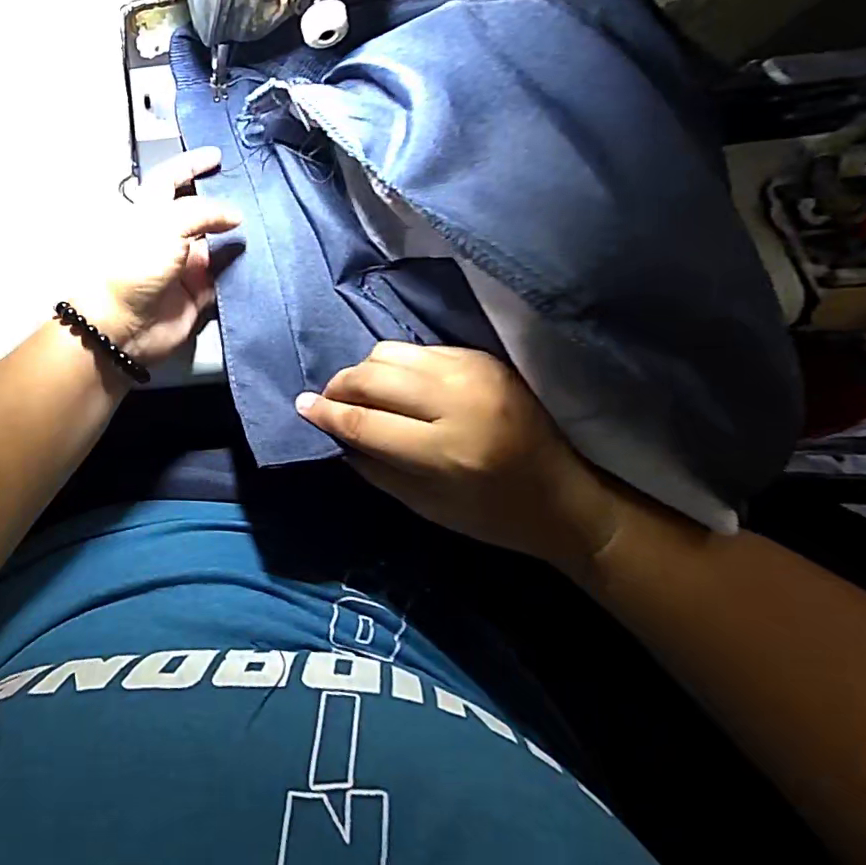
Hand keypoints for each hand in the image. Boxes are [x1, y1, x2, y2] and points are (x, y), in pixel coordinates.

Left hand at [80, 147, 241, 365]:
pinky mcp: (198, 292)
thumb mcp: (166, 224)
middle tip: (252, 190)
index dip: (191, 165)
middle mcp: (167, 235)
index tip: (216, 156)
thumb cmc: (135, 266)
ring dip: (237, 234)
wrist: (124, 323)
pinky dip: (240, 267)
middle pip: (200, 210)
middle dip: (223, 200)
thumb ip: (204, 212)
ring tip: (265, 220)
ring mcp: (183, 264)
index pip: (171, 178)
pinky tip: (259, 255)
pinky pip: (225, 275)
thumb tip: (235, 215)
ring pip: (217, 243)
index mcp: (149, 211)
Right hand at [295, 343, 626, 568]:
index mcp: (445, 451)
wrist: (563, 496)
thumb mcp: (423, 505)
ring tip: (362, 393)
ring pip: (390, 353)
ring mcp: (473, 373)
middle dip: (340, 386)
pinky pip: (418, 349)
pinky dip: (397, 366)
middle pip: (373, 376)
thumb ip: (372, 465)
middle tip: (329, 400)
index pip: (366, 421)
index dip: (327, 412)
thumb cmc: (490, 515)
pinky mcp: (482, 358)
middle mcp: (459, 402)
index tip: (301, 406)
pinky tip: (399, 387)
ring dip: (366, 372)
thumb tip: (331, 428)